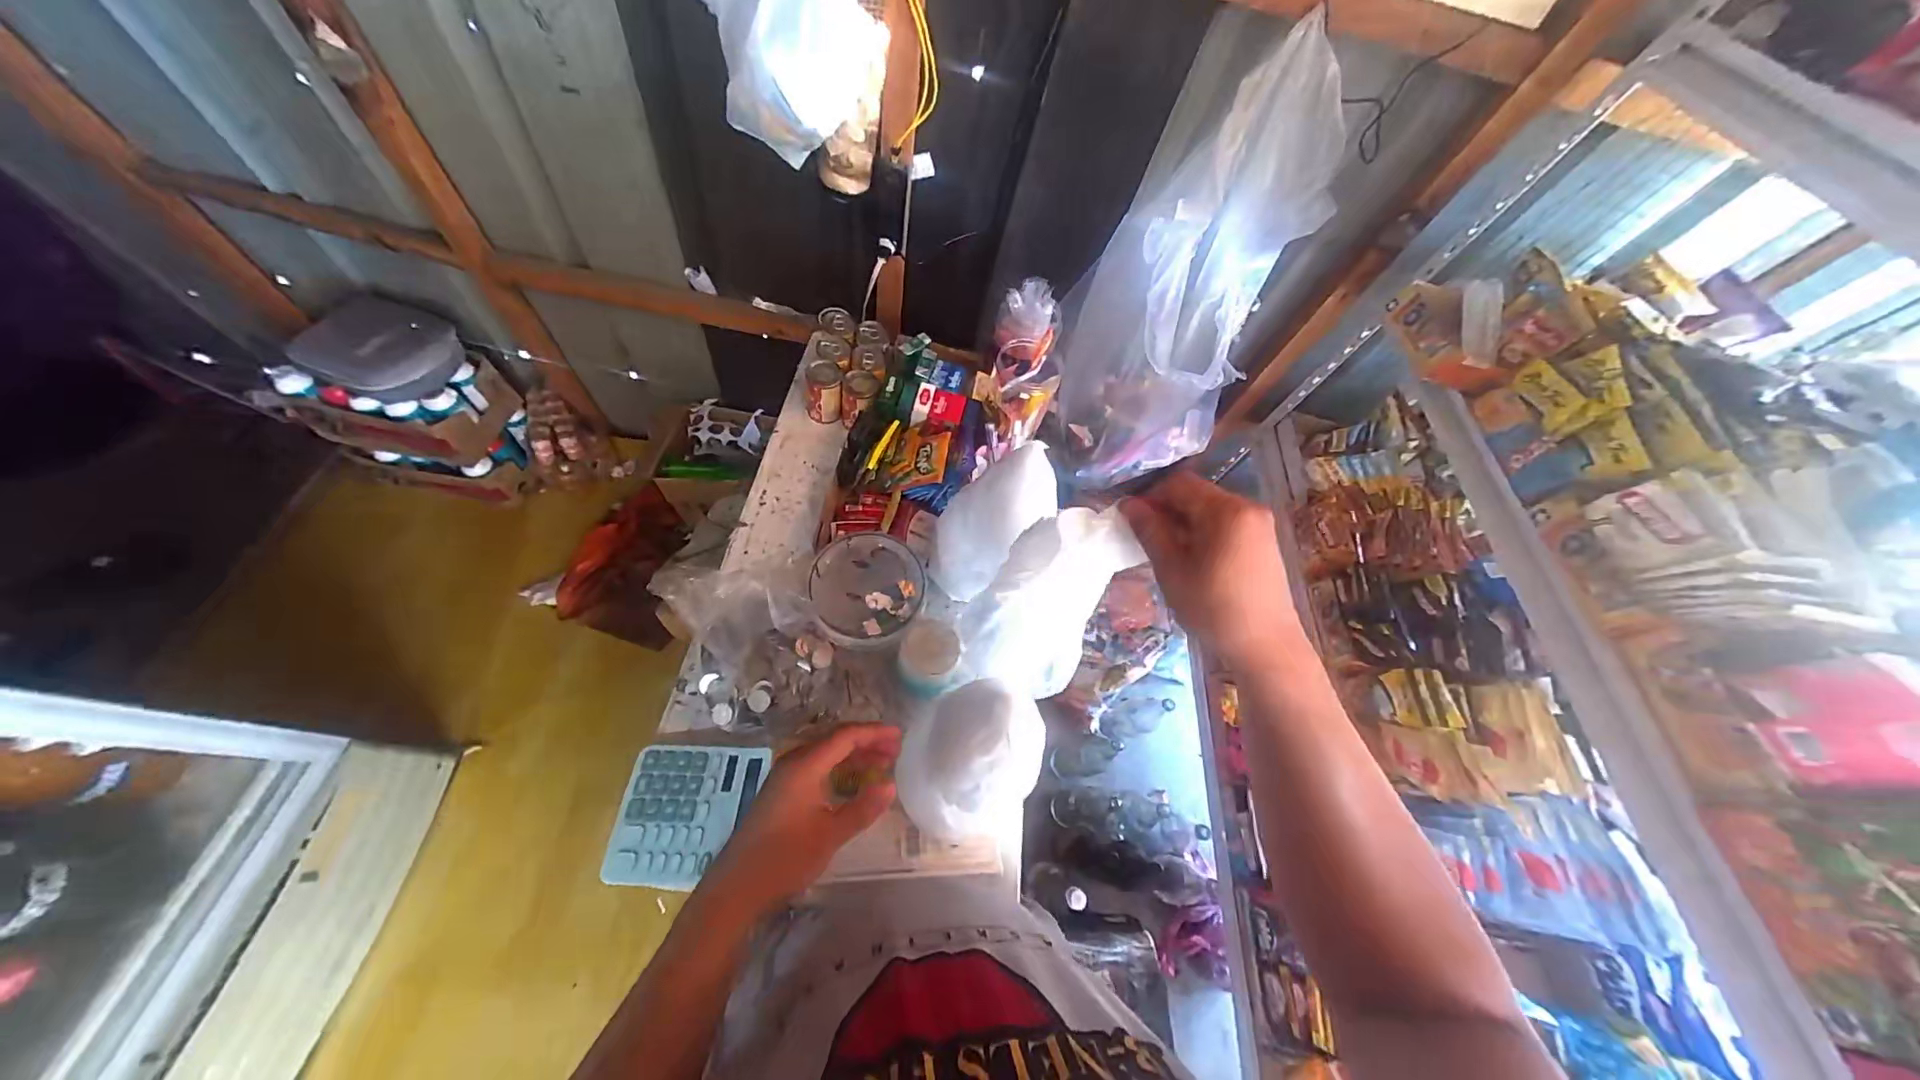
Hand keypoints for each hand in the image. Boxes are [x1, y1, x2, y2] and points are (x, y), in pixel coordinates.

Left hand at [700, 724, 900, 917]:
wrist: (738, 886)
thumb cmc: (785, 858)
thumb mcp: (830, 835)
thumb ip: (862, 808)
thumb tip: (890, 786)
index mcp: (805, 766)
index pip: (845, 737)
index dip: (874, 733)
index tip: (899, 736)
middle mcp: (793, 763)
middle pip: (835, 741)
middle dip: (866, 743)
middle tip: (895, 751)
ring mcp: (784, 777)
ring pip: (825, 755)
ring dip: (853, 757)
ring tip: (881, 765)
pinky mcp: (781, 792)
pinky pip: (816, 768)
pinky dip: (838, 769)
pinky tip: (852, 783)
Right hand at [1120, 471, 1306, 670]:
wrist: (1265, 647)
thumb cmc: (1213, 608)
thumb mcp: (1172, 569)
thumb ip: (1150, 531)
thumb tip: (1128, 504)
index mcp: (1226, 510)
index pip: (1180, 483)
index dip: (1150, 496)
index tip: (1131, 519)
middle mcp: (1248, 507)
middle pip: (1197, 495)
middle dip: (1167, 510)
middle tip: (1145, 538)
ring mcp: (1260, 524)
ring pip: (1210, 510)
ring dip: (1184, 523)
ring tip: (1167, 553)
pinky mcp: (1264, 542)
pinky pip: (1225, 525)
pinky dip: (1204, 533)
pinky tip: (1192, 560)